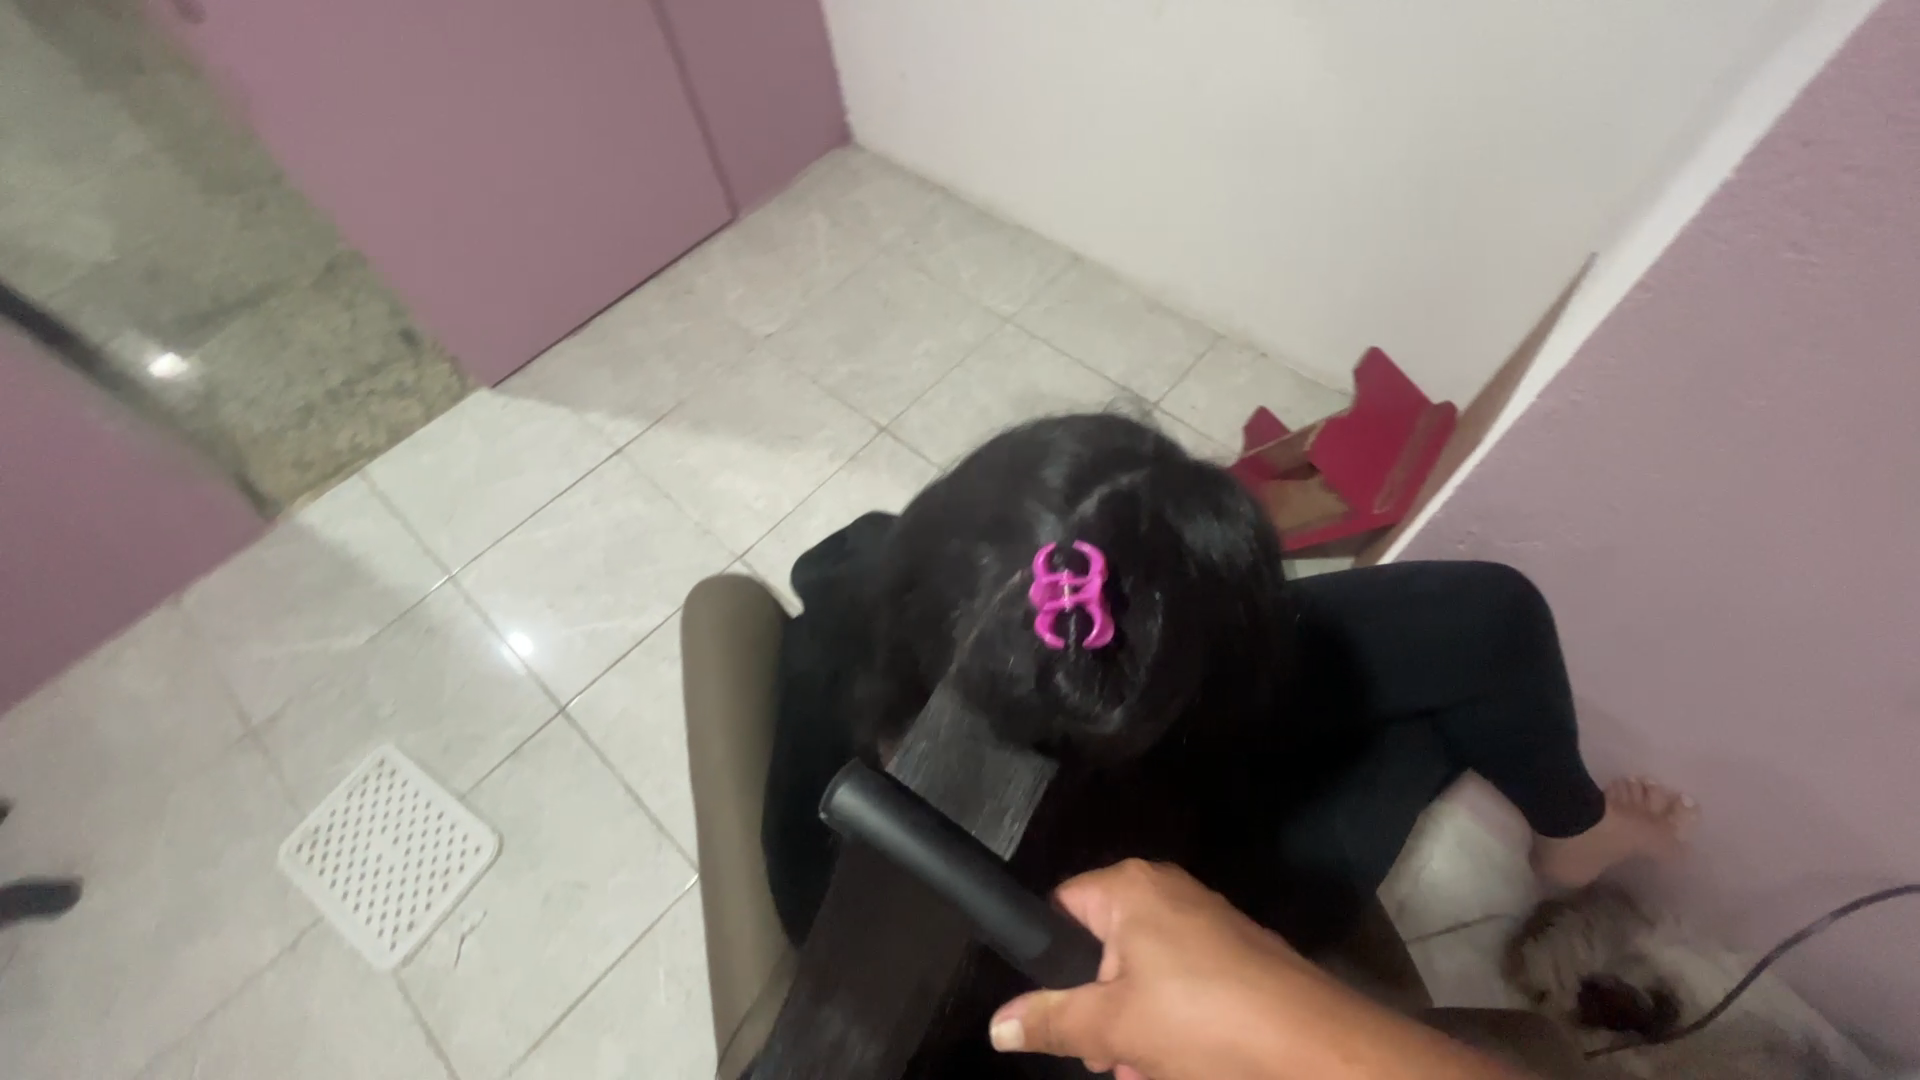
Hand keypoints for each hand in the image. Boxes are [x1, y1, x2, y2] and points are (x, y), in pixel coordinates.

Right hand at [988, 859, 1326, 1079]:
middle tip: (1108, 1057)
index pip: (1061, 908)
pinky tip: (1184, 1066)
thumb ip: (1053, 1022)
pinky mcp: (1236, 952)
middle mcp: (1165, 890)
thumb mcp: (1116, 1028)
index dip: (1052, 962)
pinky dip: (1174, 1023)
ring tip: (1147, 1071)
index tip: (1060, 1014)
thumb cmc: (1205, 1023)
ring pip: (1144, 973)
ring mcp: (1205, 919)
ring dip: (1137, 1027)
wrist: (1323, 1052)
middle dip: (1100, 1010)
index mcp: (1129, 888)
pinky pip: (1182, 981)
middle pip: (1103, 948)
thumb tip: (995, 1025)